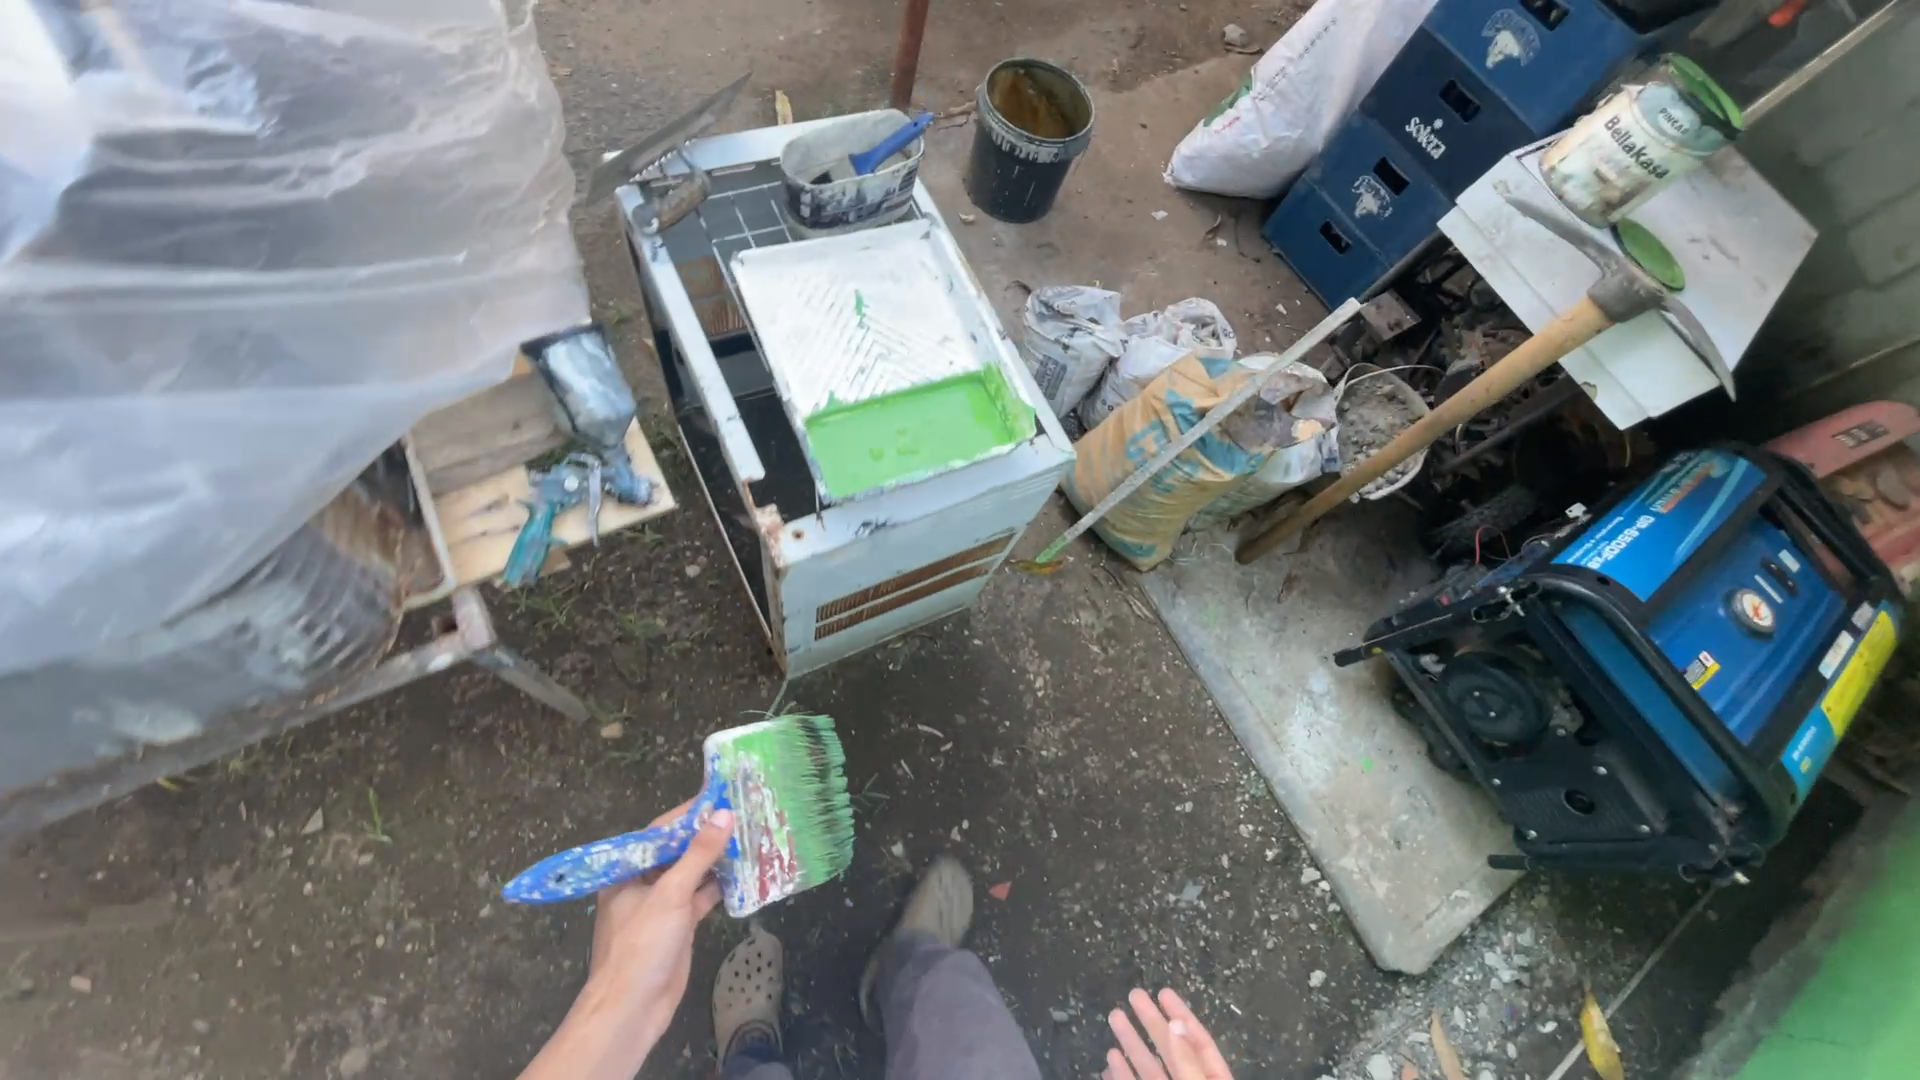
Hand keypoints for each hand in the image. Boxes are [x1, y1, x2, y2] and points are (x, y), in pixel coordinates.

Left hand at [585, 802, 735, 1039]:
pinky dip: (720, 886)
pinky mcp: (679, 925)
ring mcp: (662, 906)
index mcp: (628, 871)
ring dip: (717, 860)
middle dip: (707, 836)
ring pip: (692, 873)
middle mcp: (643, 884)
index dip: (689, 815)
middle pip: (678, 851)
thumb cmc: (642, 944)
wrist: (632, 1009)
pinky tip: (744, 874)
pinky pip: (702, 896)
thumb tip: (725, 814)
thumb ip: (699, 853)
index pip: (660, 833)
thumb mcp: (671, 893)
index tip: (719, 797)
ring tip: (748, 837)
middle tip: (741, 814)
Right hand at [1103, 988, 1232, 1079]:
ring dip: (1131, 1044)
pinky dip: (1122, 1075)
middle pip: (1170, 1050)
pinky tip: (1110, 1062)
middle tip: (1133, 994)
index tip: (1162, 991)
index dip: (1182, 1015)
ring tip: (1114, 1017)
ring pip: (1150, 1069)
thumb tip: (1175, 1022)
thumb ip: (1187, 1061)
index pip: (1200, 1043)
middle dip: (1151, 1022)